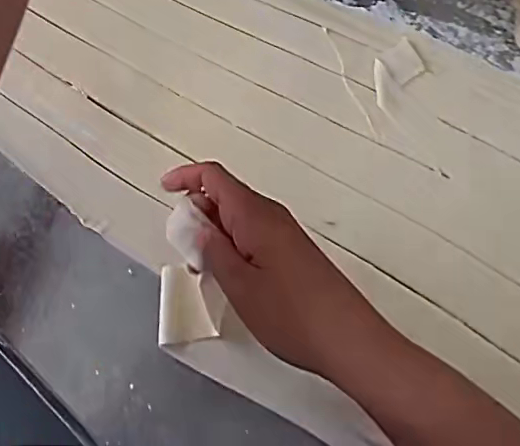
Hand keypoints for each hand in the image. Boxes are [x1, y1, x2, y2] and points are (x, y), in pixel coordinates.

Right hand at [162, 161, 391, 377]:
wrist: (353, 343)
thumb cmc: (297, 316)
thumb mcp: (239, 285)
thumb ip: (212, 249)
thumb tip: (198, 227)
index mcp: (254, 214)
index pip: (212, 176)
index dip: (185, 177)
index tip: (166, 187)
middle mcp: (270, 214)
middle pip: (224, 194)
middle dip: (198, 212)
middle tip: (185, 243)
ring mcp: (284, 231)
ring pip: (238, 215)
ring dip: (216, 232)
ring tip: (208, 267)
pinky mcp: (293, 249)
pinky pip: (253, 231)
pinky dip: (234, 243)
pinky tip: (233, 275)